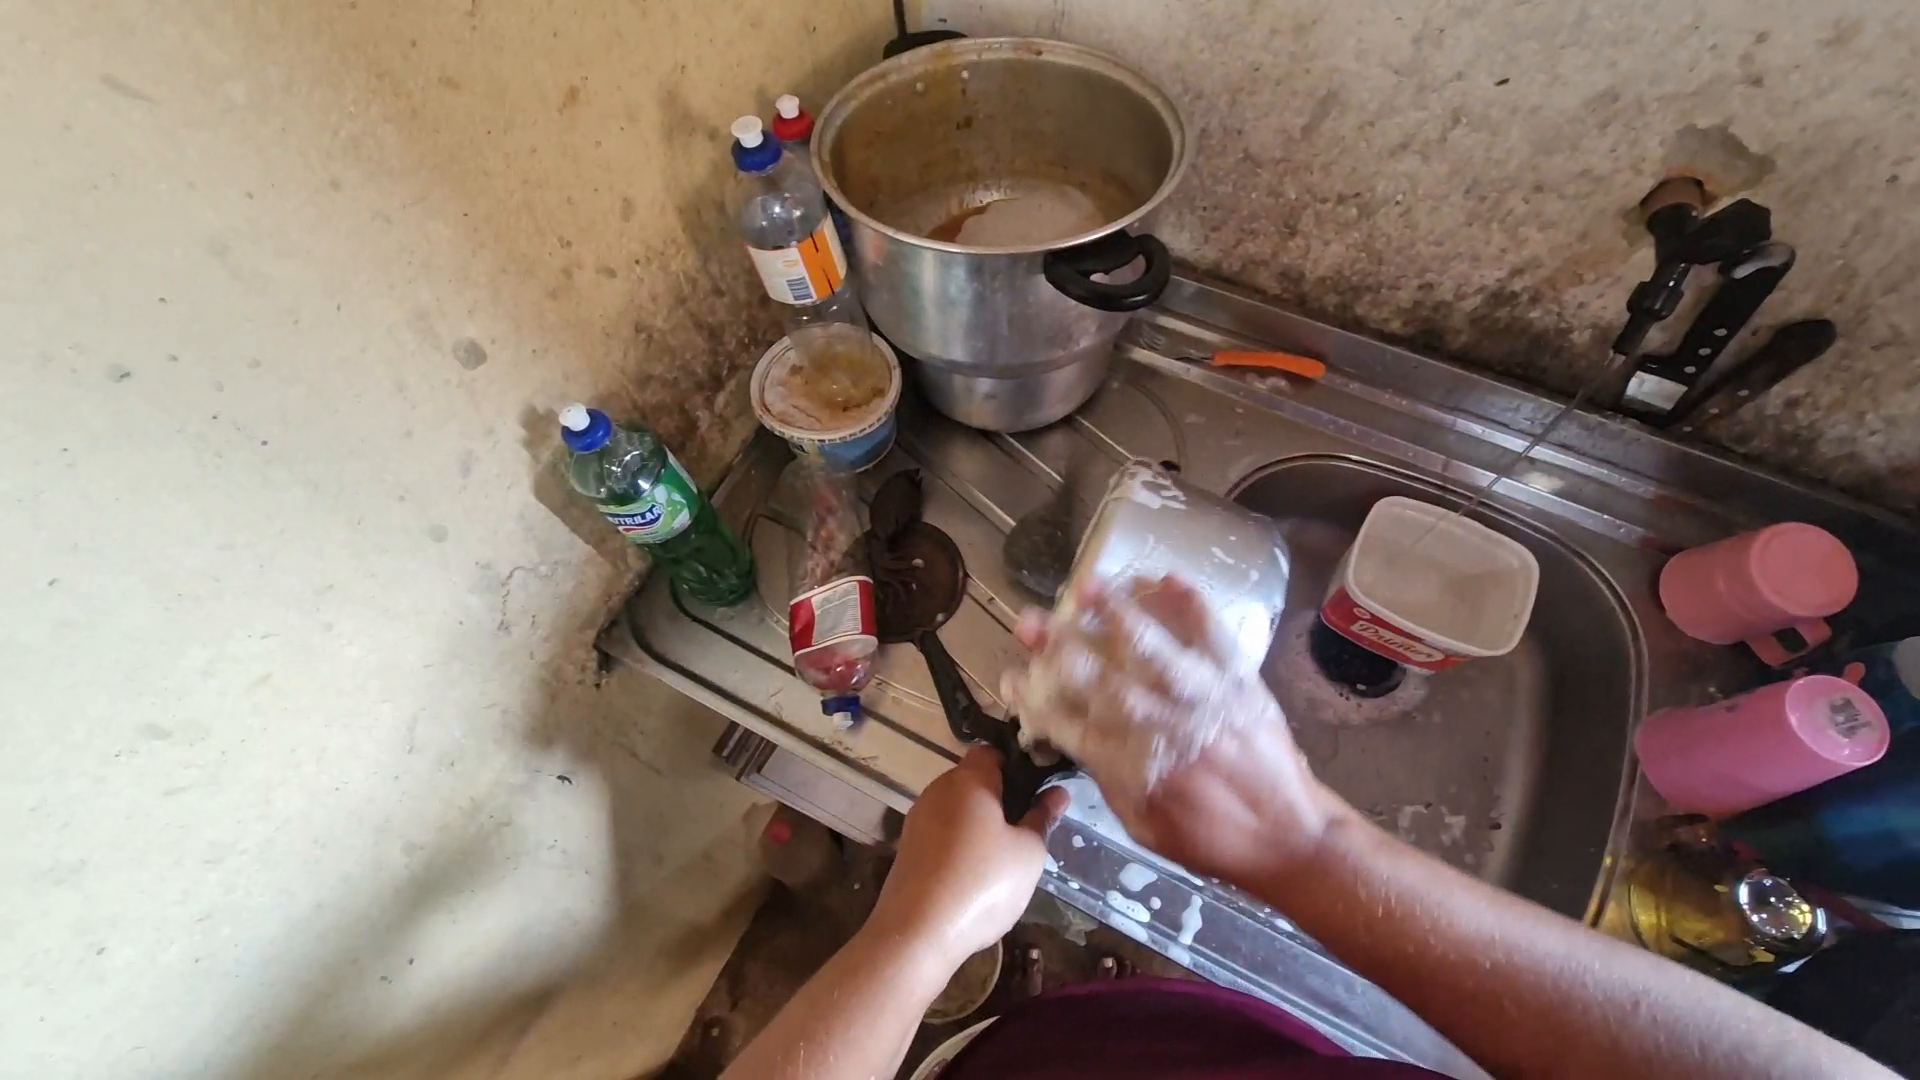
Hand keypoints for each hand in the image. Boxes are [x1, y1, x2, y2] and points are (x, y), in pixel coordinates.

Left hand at [865, 746, 1068, 968]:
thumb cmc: (982, 883)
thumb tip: (1058, 792)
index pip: (992, 752)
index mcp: (968, 779)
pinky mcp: (907, 846)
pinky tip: (973, 875)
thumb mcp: (1028, 852)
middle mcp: (938, 789)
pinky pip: (941, 832)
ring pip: (957, 808)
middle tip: (1025, 830)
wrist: (917, 933)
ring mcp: (918, 817)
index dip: (1016, 766)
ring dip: (979, 824)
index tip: (1036, 792)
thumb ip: (1043, 817)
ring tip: (1002, 858)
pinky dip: (959, 844)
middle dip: (1000, 798)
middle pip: (973, 780)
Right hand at [1004, 575, 1348, 883]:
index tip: (1010, 675)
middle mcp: (1162, 724)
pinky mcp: (1238, 680)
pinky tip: (1169, 577)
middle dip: (1059, 649)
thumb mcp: (1143, 822)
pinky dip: (1193, 605)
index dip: (1034, 699)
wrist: (1289, 836)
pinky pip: (1214, 635)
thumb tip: (1079, 734)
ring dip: (1116, 616)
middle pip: (1100, 680)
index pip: (1069, 724)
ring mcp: (1202, 696)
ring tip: (1087, 586)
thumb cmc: (1209, 837)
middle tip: (1030, 623)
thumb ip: (1109, 776)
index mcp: (1133, 763)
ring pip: (1152, 649)